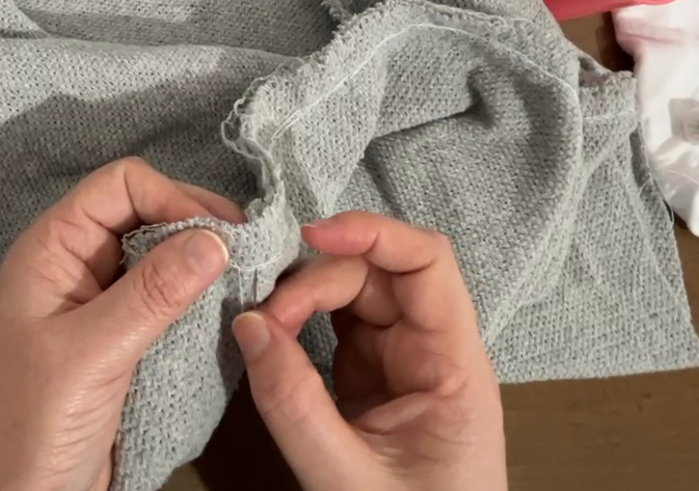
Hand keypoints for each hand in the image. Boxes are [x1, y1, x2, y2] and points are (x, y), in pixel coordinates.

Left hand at [0, 158, 240, 490]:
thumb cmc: (23, 422)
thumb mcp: (86, 356)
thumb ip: (150, 295)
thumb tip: (216, 239)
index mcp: (57, 245)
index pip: (121, 185)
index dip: (172, 197)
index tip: (221, 236)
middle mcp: (80, 262)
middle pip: (146, 213)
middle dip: (196, 226)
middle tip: (250, 256)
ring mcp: (100, 302)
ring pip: (160, 257)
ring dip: (201, 265)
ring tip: (249, 280)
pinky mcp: (118, 340)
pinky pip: (163, 301)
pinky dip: (195, 301)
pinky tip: (226, 312)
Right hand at [231, 211, 506, 490]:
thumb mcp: (349, 482)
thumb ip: (295, 404)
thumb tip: (245, 323)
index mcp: (453, 367)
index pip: (427, 263)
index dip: (374, 233)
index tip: (311, 237)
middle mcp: (430, 350)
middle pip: (375, 272)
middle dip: (315, 280)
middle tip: (265, 317)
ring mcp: (398, 360)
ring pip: (350, 290)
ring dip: (302, 294)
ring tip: (262, 325)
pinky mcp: (368, 373)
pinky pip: (332, 321)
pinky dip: (297, 316)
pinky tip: (271, 331)